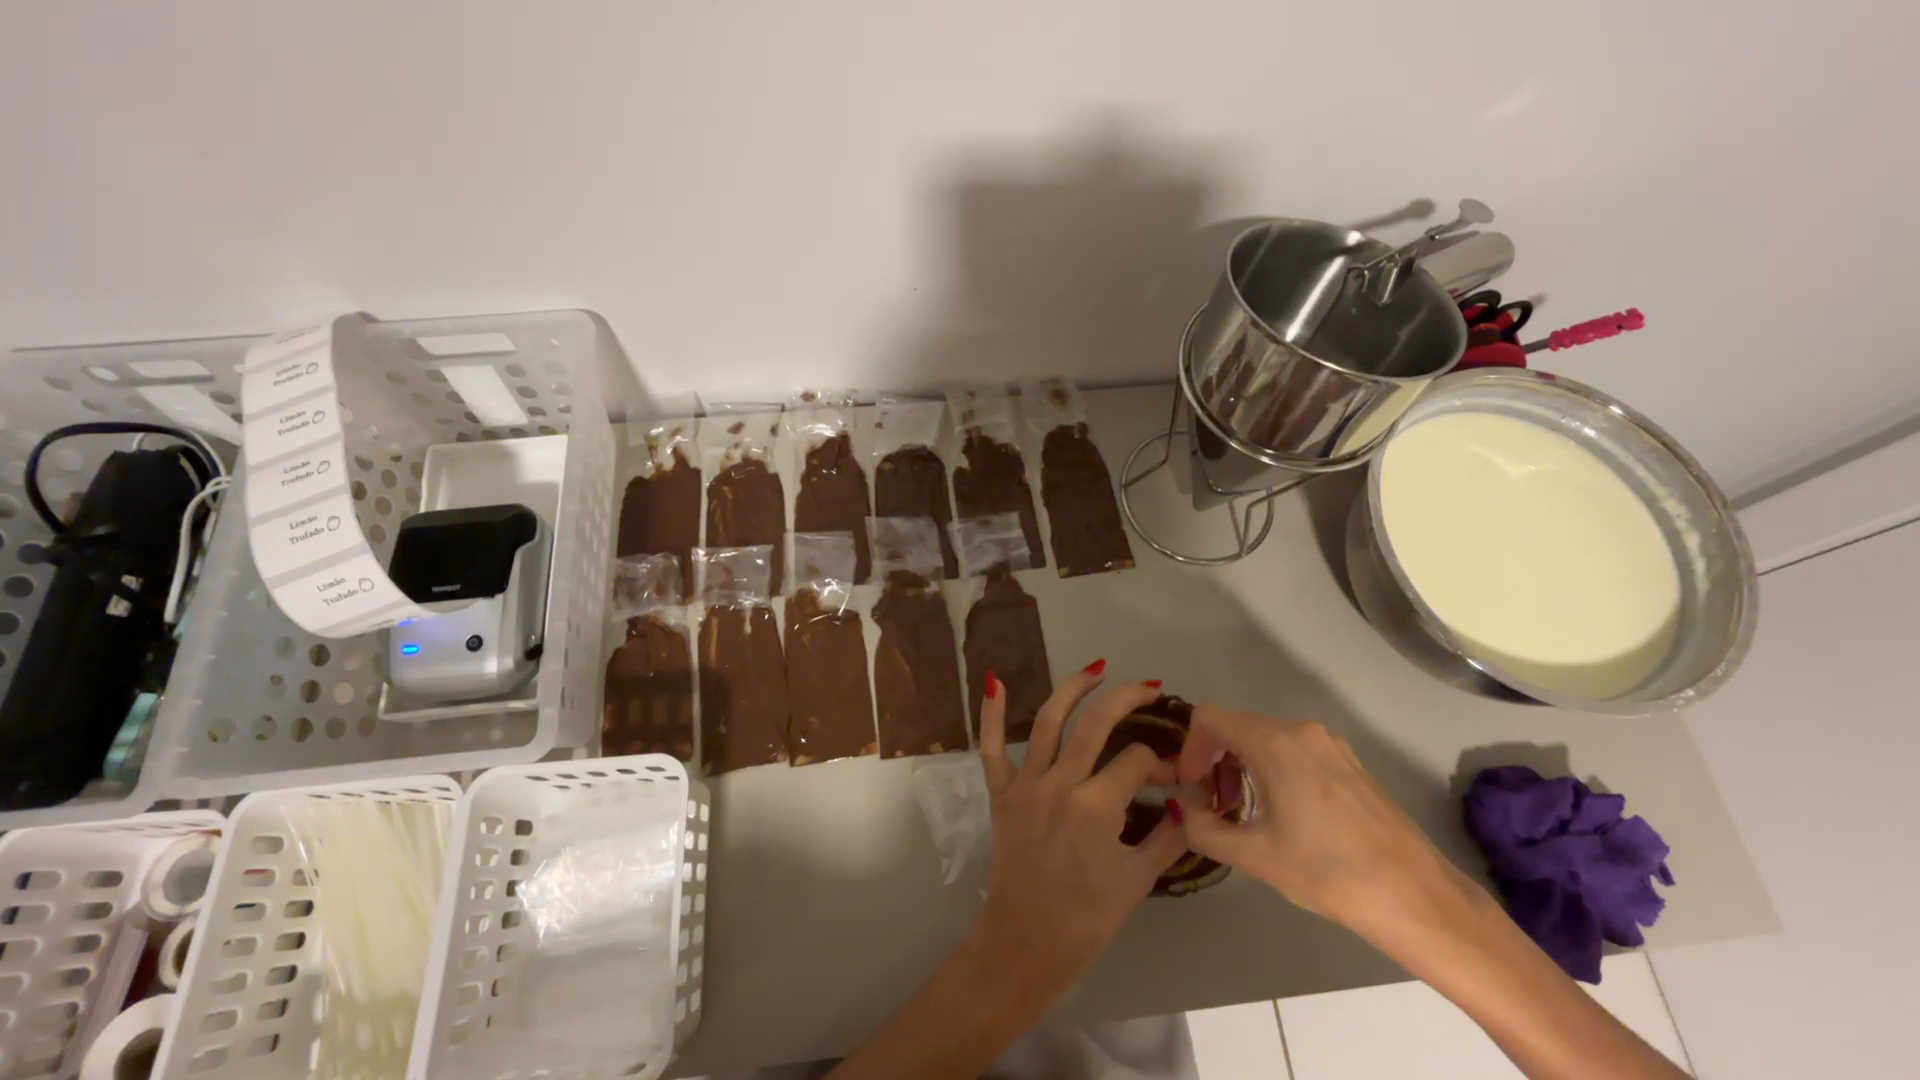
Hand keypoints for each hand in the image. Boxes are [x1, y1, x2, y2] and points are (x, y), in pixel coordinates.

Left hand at [971, 662, 1186, 995]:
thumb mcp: (1138, 878)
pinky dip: (990, 715)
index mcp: (1096, 804)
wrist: (1027, 941)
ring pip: (1047, 722)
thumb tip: (1185, 805)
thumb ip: (1168, 837)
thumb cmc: (1087, 917)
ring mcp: (1026, 785)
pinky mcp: (1001, 794)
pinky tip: (995, 682)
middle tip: (1148, 686)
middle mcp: (1060, 783)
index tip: (1172, 778)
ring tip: (1093, 669)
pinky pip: (991, 748)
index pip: (1136, 761)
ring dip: (1071, 689)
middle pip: (1096, 724)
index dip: (1160, 764)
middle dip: (1126, 697)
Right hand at [1176, 706, 1472, 937]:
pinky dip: (1272, 772)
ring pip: (1266, 739)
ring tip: (1244, 817)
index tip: (1193, 791)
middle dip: (1214, 762)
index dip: (1189, 750)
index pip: (1209, 718)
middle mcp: (1302, 731)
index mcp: (1275, 742)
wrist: (1414, 896)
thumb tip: (1183, 811)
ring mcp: (1330, 745)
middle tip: (1213, 808)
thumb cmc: (1327, 872)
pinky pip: (1294, 751)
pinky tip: (1281, 817)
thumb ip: (1203, 828)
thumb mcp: (1253, 855)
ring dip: (1242, 769)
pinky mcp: (1349, 763)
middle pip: (1237, 727)